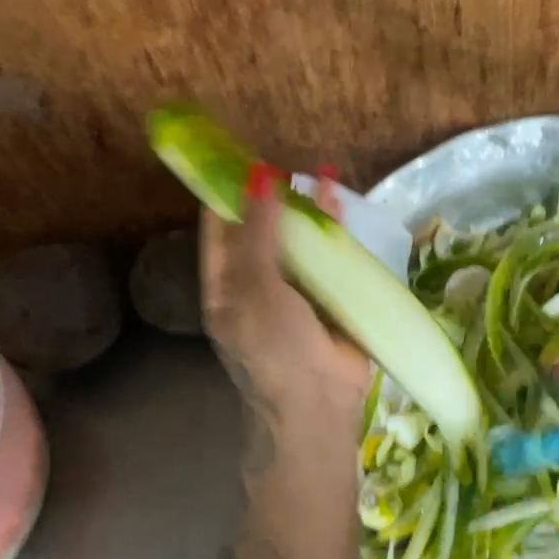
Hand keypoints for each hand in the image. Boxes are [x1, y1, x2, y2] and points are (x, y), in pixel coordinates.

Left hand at [201, 163, 370, 427]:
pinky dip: (334, 229)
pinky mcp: (331, 295)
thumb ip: (259, 234)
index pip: (219, 229)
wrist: (319, 402)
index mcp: (225, 285)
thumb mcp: (256, 289)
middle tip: (283, 161)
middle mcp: (257, 283)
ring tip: (313, 171)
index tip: (238, 156)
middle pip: (261, 230)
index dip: (226, 193)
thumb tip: (259, 178)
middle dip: (270, 197)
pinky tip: (338, 200)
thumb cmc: (275, 348)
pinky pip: (330, 255)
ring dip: (304, 208)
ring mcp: (295, 289)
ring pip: (297, 239)